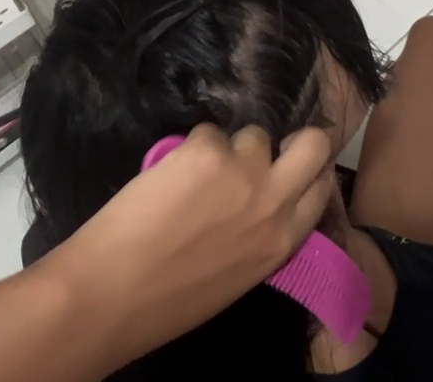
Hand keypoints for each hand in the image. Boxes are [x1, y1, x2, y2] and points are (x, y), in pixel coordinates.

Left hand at [42, 123, 334, 360]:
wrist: (110, 295)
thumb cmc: (170, 299)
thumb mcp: (240, 273)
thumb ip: (263, 232)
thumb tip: (262, 198)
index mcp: (284, 241)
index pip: (322, 186)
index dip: (308, 171)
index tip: (288, 168)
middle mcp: (274, 200)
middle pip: (315, 143)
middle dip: (297, 138)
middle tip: (262, 152)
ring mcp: (242, 170)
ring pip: (252, 133)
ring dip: (230, 147)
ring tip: (197, 173)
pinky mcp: (206, 151)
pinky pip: (207, 132)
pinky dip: (190, 148)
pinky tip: (168, 175)